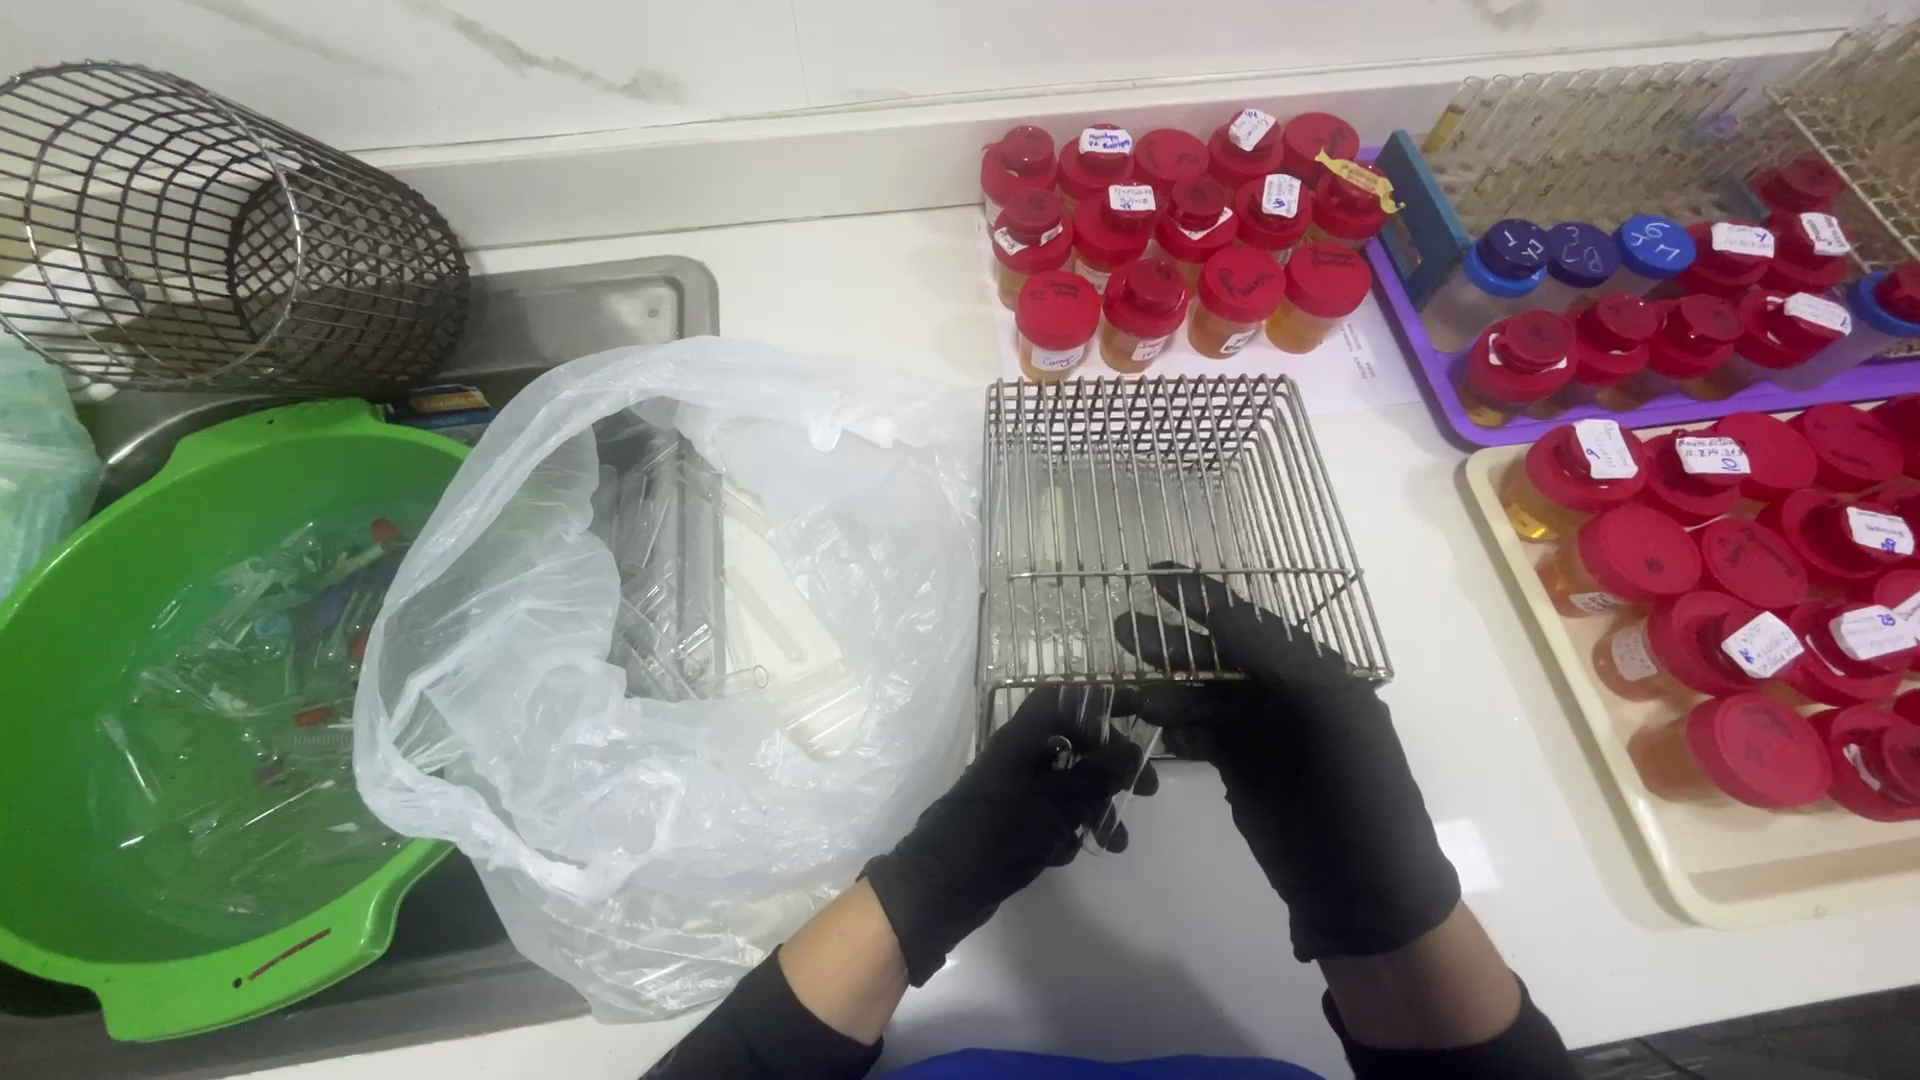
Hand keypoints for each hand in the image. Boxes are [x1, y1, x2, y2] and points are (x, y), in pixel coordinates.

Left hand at [862, 686, 1155, 984]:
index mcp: (1023, 739)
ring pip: (1068, 785)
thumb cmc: (997, 833)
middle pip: (1075, 744)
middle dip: (1112, 767)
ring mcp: (1013, 790)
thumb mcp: (1055, 803)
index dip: (1102, 701)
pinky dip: (1068, 829)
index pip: (1066, 700)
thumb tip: (1132, 752)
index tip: (1141, 712)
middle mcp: (1019, 757)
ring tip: (1115, 843)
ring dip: (1096, 808)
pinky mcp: (1011, 822)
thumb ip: (1097, 776)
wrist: (939, 886)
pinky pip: (1052, 814)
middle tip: (1147, 790)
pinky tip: (1069, 854)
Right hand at [1115, 564, 1459, 960]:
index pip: (1249, 622)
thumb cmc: (1361, 793)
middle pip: (1215, 655)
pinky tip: (1165, 734)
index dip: (1201, 596)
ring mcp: (1257, 731)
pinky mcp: (1237, 766)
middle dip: (1171, 642)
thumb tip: (1221, 612)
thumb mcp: (1330, 714)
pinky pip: (1199, 735)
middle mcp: (1282, 693)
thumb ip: (1275, 659)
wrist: (1365, 888)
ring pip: (1200, 696)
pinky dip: (1180, 731)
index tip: (1155, 573)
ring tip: (1134, 693)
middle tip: (1124, 628)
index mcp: (1312, 673)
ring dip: (1168, 691)